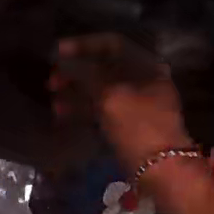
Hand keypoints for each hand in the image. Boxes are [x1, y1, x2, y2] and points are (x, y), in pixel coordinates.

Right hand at [50, 34, 192, 170]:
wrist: (161, 169)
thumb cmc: (138, 126)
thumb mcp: (110, 95)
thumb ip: (85, 74)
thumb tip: (64, 60)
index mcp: (146, 66)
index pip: (111, 44)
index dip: (82, 45)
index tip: (57, 52)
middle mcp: (143, 80)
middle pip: (105, 68)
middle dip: (75, 72)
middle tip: (52, 80)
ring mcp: (137, 104)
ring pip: (101, 91)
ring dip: (76, 93)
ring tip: (53, 100)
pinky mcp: (129, 125)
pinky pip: (103, 110)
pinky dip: (84, 110)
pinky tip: (63, 114)